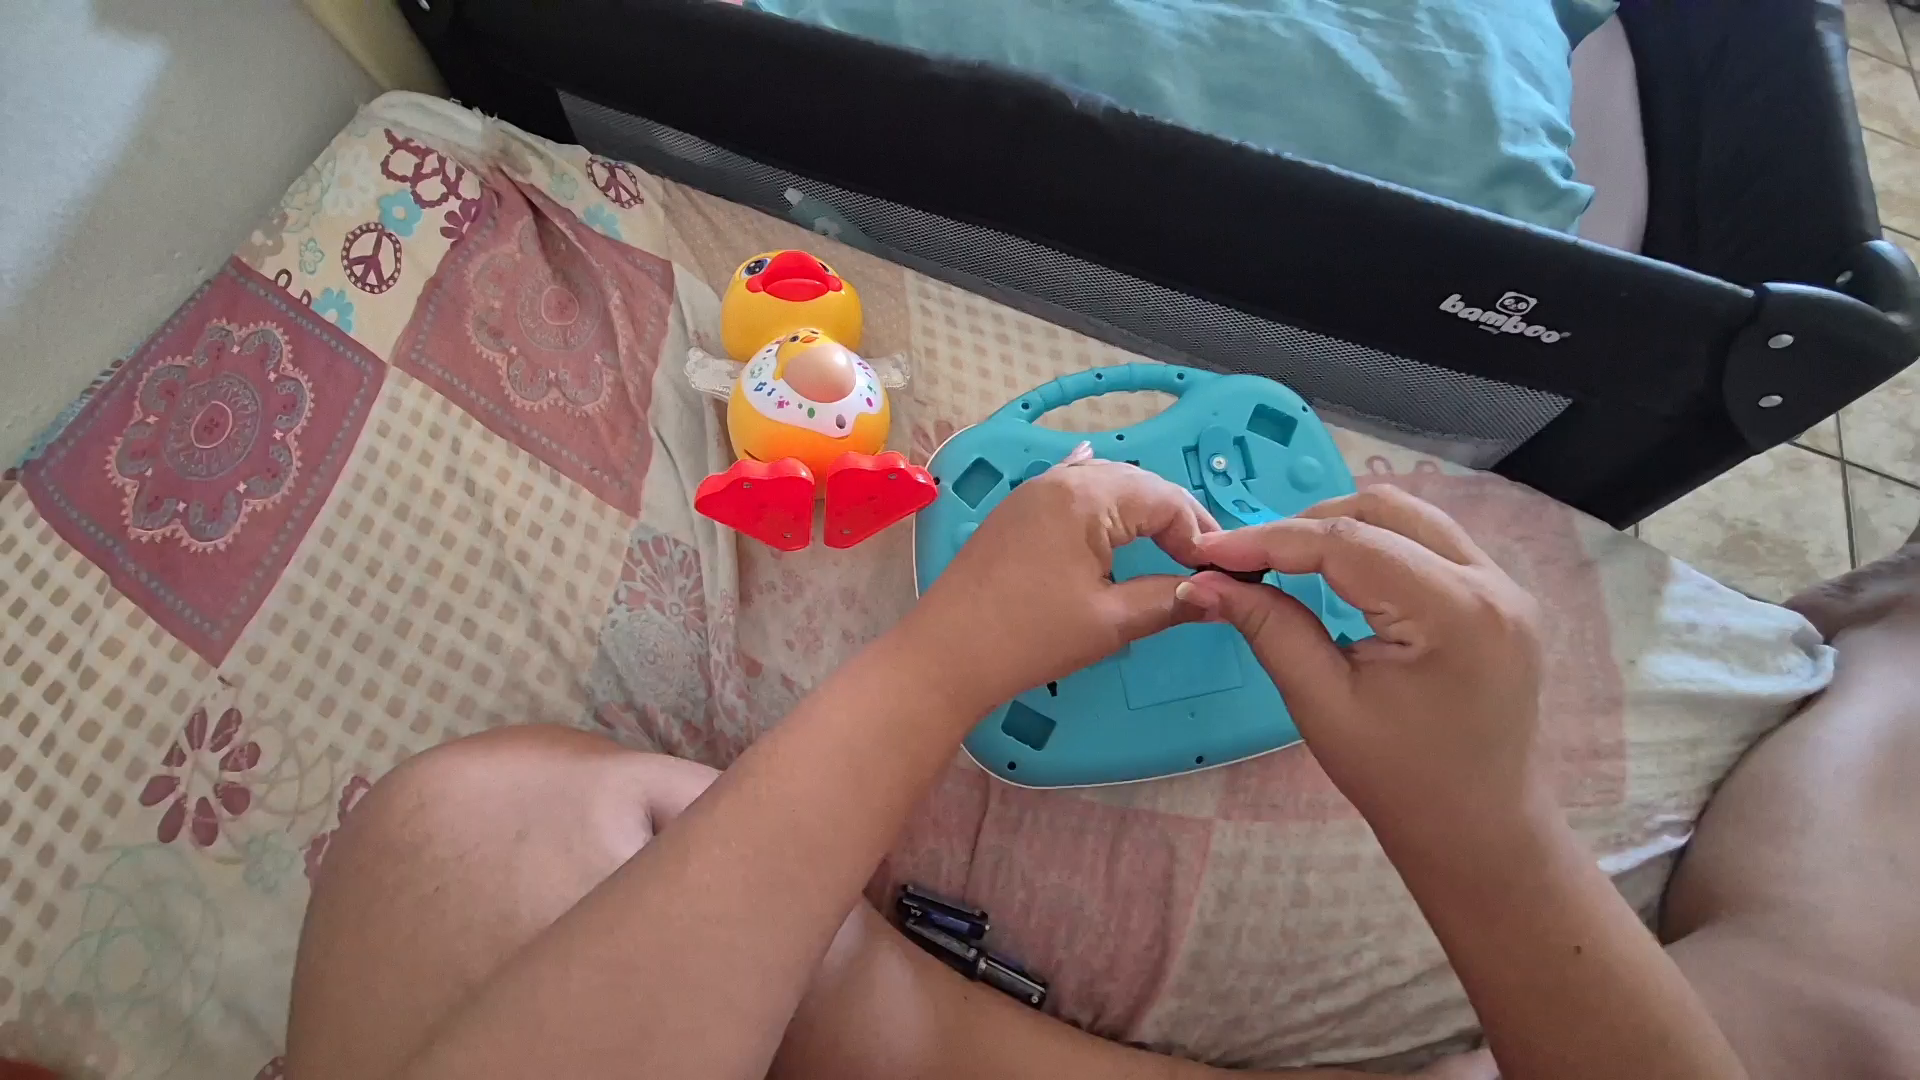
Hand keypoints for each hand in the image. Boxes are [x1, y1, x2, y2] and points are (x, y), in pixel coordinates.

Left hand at [901, 444, 1217, 715]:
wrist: (947, 653)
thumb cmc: (1030, 637)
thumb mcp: (1111, 621)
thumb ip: (1171, 600)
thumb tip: (1218, 595)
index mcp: (1088, 497)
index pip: (1166, 500)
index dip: (1200, 535)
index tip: (1220, 574)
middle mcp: (1060, 480)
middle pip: (1137, 484)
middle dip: (1175, 518)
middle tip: (1202, 560)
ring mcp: (1032, 492)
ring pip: (1105, 484)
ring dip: (1140, 509)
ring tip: (1169, 542)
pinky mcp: (1016, 511)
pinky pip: (1071, 490)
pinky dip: (1100, 497)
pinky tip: (1107, 489)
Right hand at [1176, 486, 1547, 845]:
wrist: (1478, 829)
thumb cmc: (1397, 777)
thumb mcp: (1320, 701)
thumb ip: (1266, 626)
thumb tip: (1202, 580)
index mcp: (1454, 613)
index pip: (1346, 544)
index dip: (1268, 539)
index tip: (1209, 551)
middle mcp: (1492, 584)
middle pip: (1381, 509)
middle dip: (1304, 524)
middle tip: (1249, 560)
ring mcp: (1503, 586)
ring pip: (1406, 515)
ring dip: (1337, 527)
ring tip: (1285, 560)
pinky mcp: (1497, 596)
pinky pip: (1425, 540)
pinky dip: (1370, 543)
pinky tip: (1334, 573)